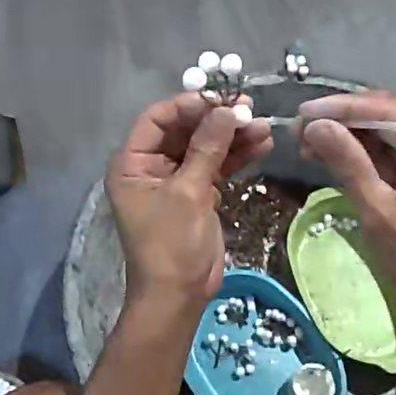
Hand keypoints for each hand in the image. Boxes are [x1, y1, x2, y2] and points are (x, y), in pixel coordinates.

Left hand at [107, 94, 273, 306]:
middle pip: (184, 131)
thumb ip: (207, 149)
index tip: (220, 100)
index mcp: (132, 164)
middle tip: (248, 109)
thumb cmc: (171, 244)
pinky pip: (217, 168)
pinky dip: (237, 158)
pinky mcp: (198, 195)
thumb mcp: (188, 193)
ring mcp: (176, 181)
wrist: (178, 295)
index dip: (187, 106)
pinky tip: (262, 145)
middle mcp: (151, 167)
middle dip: (216, 120)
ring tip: (263, 127)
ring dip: (232, 137)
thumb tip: (226, 110)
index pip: (156, 119)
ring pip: (205, 148)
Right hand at [296, 91, 395, 321]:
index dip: (340, 108)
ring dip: (344, 133)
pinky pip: (387, 148)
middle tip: (299, 131)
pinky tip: (327, 154)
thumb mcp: (381, 215)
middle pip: (385, 113)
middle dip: (340, 119)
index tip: (301, 114)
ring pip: (382, 128)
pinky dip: (357, 150)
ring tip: (306, 143)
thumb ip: (350, 165)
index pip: (386, 111)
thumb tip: (316, 126)